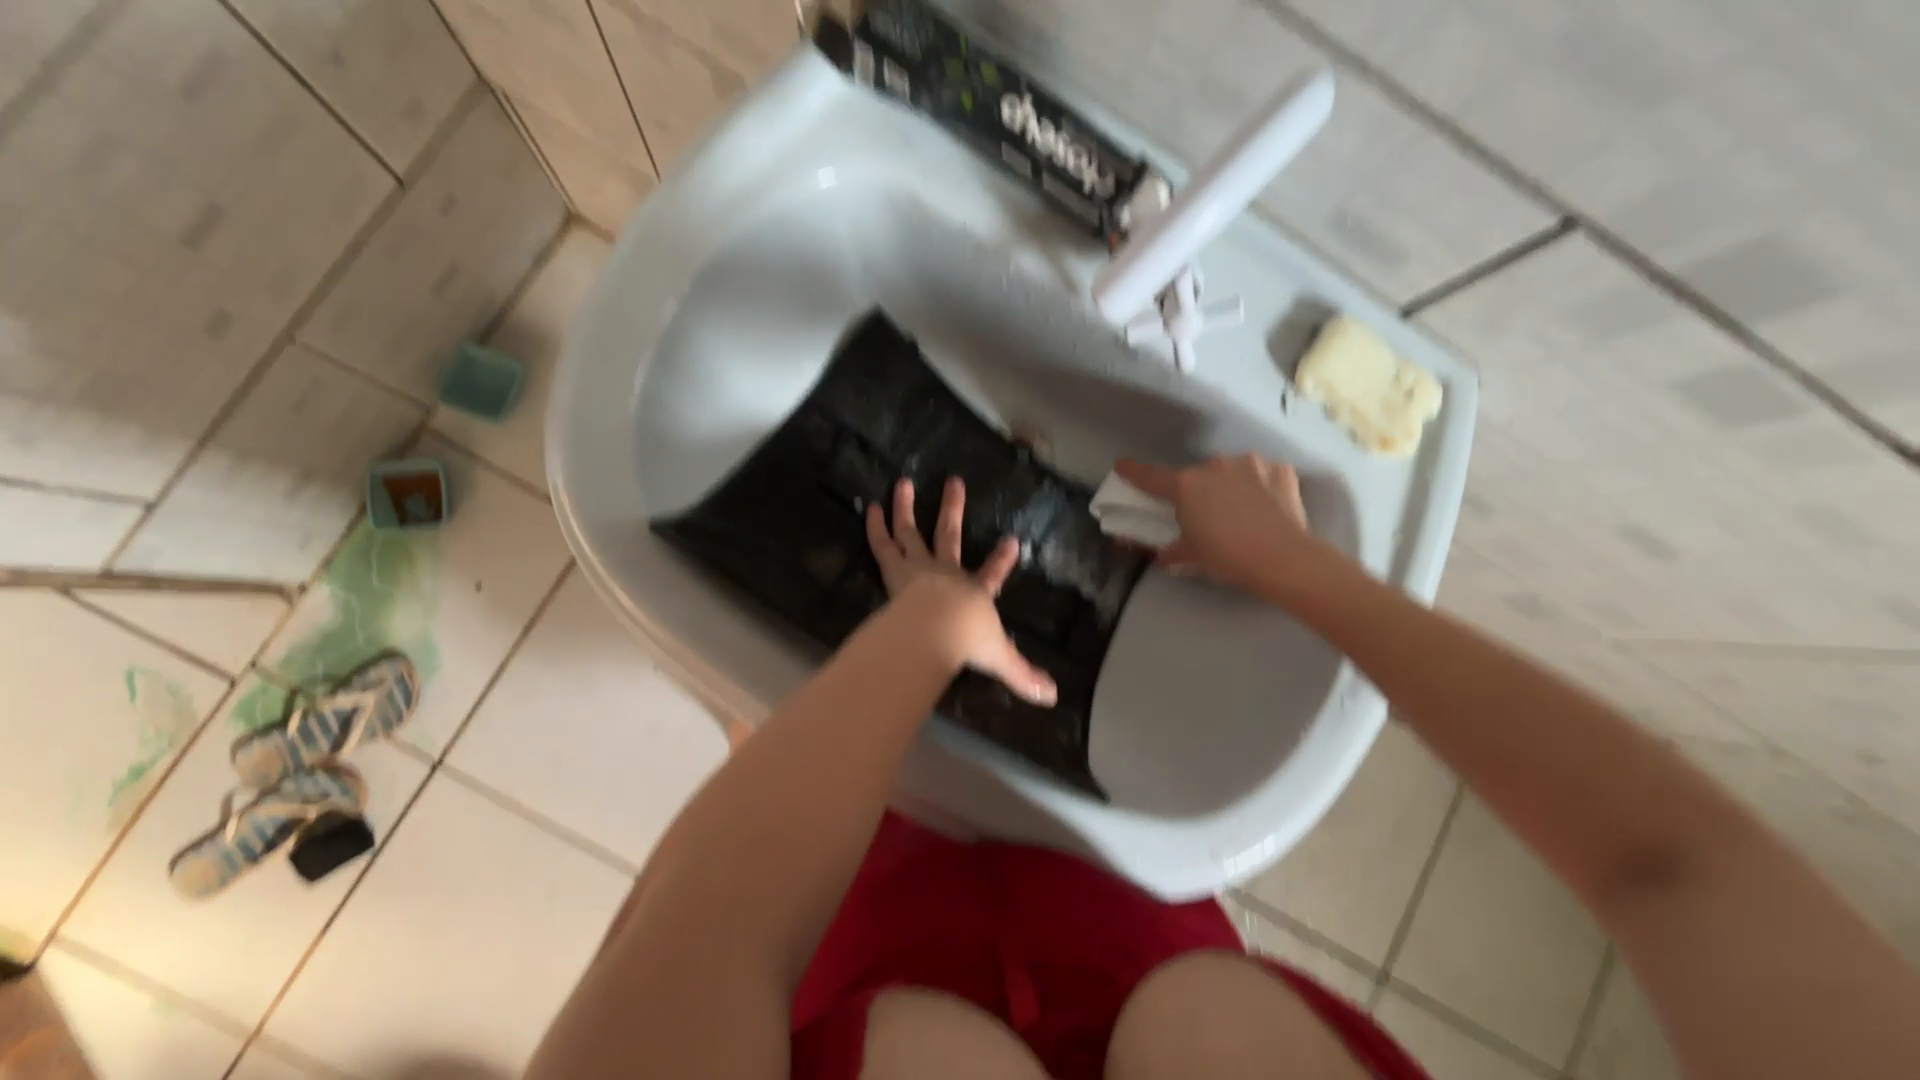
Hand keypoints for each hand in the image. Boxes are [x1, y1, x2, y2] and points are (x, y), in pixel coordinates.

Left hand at [866, 477, 1057, 706]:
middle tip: (954, 482)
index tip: (1011, 542)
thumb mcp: (1000, 660)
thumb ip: (1022, 675)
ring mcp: (919, 568)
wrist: (935, 629)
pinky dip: (876, 526)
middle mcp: (947, 572)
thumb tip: (1052, 697)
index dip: (1001, 561)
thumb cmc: (968, 641)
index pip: (991, 575)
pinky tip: (870, 507)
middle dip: (953, 509)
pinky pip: (882, 544)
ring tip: (902, 483)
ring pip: (910, 532)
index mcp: (974, 592)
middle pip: (949, 535)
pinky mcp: (894, 571)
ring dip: (906, 507)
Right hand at [1113, 454, 1321, 594]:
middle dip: (1198, 490)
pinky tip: (1267, 506)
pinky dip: (1261, 485)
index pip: (1151, 476)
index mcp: (1186, 485)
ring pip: (1232, 470)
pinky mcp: (1281, 468)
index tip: (1122, 466)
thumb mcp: (1191, 556)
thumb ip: (1171, 551)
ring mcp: (1250, 462)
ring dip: (1231, 485)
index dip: (1133, 472)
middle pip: (1197, 475)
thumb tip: (1161, 555)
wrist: (1283, 558)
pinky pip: (1263, 474)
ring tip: (1242, 512)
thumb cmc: (1227, 557)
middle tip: (1207, 516)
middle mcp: (1214, 465)